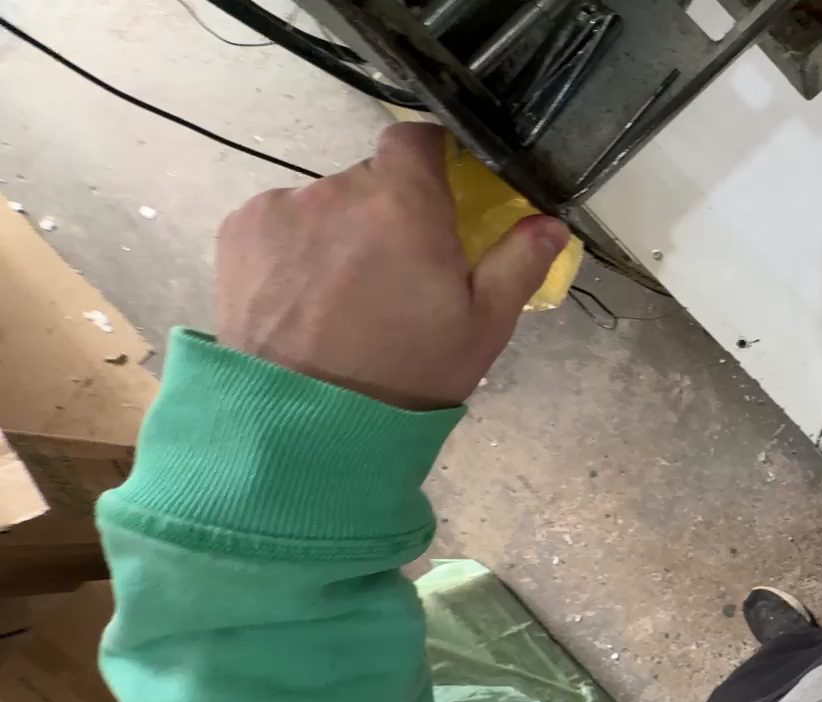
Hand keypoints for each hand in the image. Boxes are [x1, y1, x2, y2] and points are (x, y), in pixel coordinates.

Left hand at [215, 123, 570, 409]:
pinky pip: (290, 222)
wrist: (311, 413)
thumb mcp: (487, 324)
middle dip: (401, 212)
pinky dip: (310, 246)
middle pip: (378, 180)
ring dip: (354, 231)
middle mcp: (337, 191)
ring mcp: (282, 208)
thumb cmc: (415, 368)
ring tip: (362, 293)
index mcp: (405, 208)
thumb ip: (519, 263)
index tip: (453, 189)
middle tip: (415, 270)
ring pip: (332, 203)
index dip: (438, 155)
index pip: (416, 139)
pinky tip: (321, 296)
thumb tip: (551, 223)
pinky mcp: (241, 232)